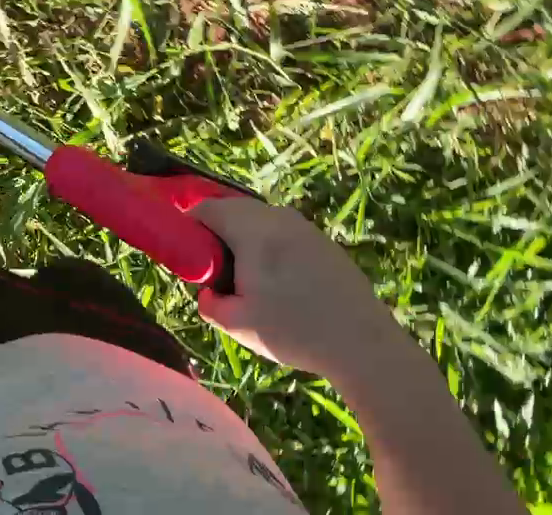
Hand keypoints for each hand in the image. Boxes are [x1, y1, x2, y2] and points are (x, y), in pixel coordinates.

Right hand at [192, 199, 411, 380]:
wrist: (363, 344)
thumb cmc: (294, 331)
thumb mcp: (238, 325)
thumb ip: (210, 304)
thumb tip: (207, 291)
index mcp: (251, 230)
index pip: (207, 208)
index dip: (189, 225)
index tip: (188, 252)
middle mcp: (276, 217)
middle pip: (233, 208)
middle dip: (216, 229)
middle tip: (213, 265)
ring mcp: (303, 226)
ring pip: (259, 218)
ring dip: (244, 236)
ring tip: (246, 274)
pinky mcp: (322, 240)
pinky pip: (282, 230)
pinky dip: (269, 243)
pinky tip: (278, 279)